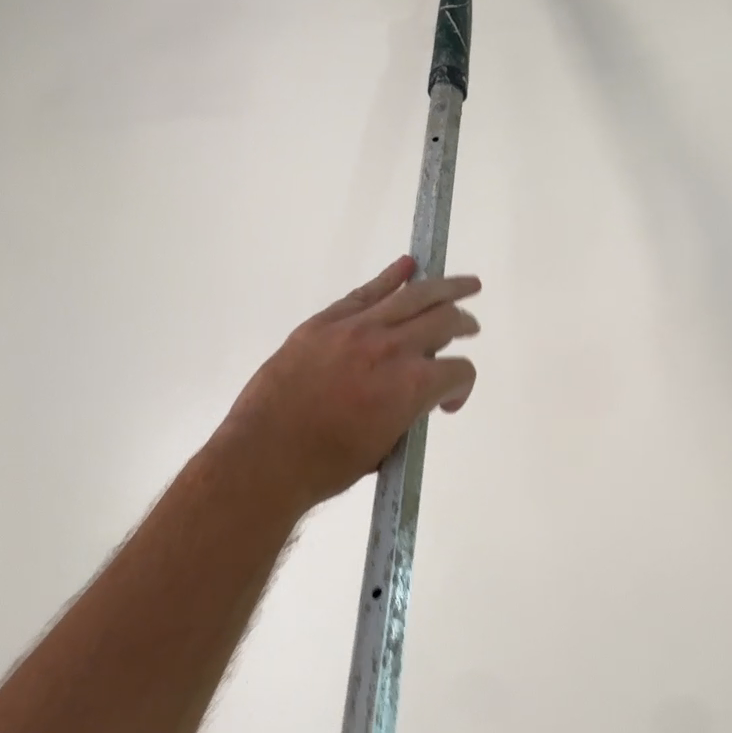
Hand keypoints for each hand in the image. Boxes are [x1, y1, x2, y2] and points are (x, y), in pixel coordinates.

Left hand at [215, 256, 480, 511]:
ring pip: (415, 295)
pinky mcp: (326, 323)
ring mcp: (358, 329)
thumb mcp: (387, 444)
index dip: (462, 387)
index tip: (447, 403)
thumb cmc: (327, 466)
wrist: (262, 461)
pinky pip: (366, 292)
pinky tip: (408, 266)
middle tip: (470, 328)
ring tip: (467, 285)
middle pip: (446, 320)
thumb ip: (409, 408)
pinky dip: (391, 277)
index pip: (460, 370)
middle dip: (464, 325)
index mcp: (413, 385)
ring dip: (447, 288)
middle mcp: (394, 348)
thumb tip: (415, 391)